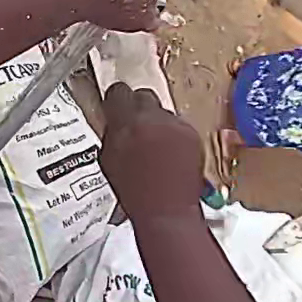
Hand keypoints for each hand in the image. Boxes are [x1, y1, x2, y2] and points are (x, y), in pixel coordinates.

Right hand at [99, 83, 205, 222]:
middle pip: (143, 96)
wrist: (166, 209)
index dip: (116, 99)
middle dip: (137, 107)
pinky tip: (168, 153)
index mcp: (125, 124)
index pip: (118, 92)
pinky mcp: (192, 134)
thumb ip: (111, 133)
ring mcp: (174, 125)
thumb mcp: (109, 159)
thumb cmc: (133, 190)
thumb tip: (114, 120)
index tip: (115, 105)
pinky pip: (178, 125)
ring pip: (162, 111)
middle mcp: (151, 119)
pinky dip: (172, 134)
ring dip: (156, 122)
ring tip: (152, 146)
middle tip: (134, 125)